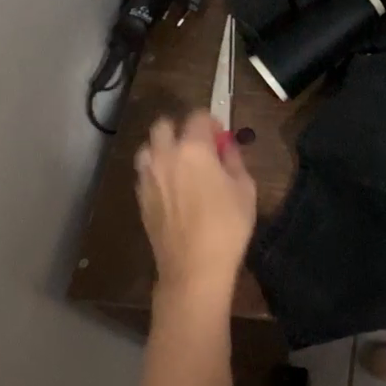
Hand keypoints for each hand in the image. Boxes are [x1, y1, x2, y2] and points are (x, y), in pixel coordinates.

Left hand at [134, 111, 257, 302]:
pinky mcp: (140, 198)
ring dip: (163, 148)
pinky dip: (157, 171)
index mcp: (193, 149)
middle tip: (199, 146)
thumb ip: (234, 160)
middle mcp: (164, 156)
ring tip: (181, 165)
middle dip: (181, 129)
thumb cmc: (227, 226)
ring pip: (148, 148)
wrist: (193, 268)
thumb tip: (226, 147)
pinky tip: (172, 188)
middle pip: (163, 126)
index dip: (212, 122)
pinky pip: (145, 172)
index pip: (197, 117)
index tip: (222, 136)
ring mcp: (148, 177)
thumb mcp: (245, 189)